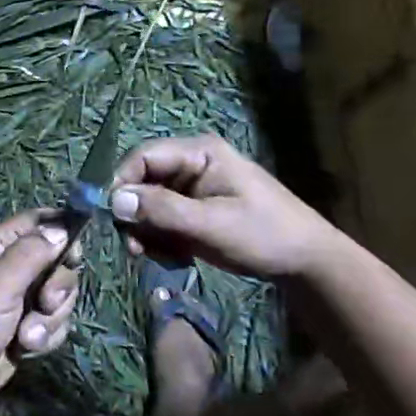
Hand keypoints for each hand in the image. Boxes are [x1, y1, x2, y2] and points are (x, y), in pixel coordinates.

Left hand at [0, 211, 80, 397]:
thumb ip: (31, 254)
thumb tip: (61, 230)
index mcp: (3, 245)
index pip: (42, 221)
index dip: (63, 230)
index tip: (74, 253)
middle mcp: (16, 265)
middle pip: (61, 260)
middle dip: (60, 287)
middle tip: (45, 303)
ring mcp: (25, 296)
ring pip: (62, 296)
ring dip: (50, 319)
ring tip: (25, 336)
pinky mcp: (31, 324)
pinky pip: (57, 322)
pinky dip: (45, 337)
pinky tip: (25, 348)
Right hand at [111, 135, 352, 279]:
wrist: (305, 262)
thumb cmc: (263, 234)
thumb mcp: (211, 224)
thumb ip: (162, 211)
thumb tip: (114, 200)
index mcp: (199, 153)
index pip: (144, 157)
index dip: (121, 182)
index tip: (110, 216)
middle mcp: (192, 165)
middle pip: (143, 182)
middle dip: (136, 215)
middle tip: (135, 248)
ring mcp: (194, 189)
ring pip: (150, 204)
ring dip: (148, 232)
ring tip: (158, 257)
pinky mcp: (196, 211)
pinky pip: (164, 220)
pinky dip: (162, 240)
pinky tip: (175, 258)